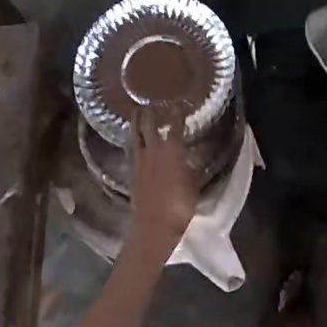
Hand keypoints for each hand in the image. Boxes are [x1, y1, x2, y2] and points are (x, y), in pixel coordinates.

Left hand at [130, 105, 196, 242]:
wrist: (153, 225)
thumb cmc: (180, 205)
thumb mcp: (195, 184)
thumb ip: (193, 167)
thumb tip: (192, 158)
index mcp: (173, 149)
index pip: (175, 122)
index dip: (178, 110)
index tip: (182, 102)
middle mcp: (153, 149)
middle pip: (149, 122)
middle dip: (152, 109)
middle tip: (154, 101)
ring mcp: (139, 159)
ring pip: (135, 132)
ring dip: (137, 120)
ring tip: (137, 110)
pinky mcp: (131, 170)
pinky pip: (131, 146)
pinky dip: (132, 137)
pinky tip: (133, 137)